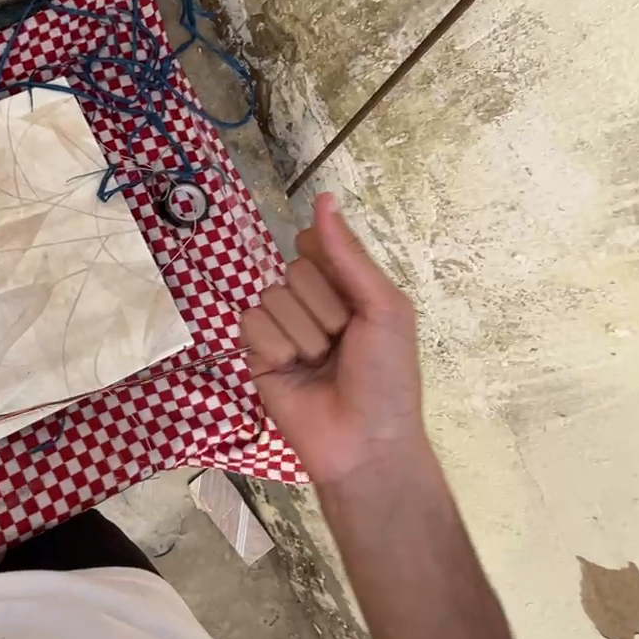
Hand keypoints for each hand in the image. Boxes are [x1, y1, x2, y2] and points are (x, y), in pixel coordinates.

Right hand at [242, 192, 426, 484]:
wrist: (362, 441)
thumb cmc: (387, 376)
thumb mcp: (383, 309)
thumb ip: (348, 255)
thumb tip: (323, 197)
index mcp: (343, 286)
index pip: (313, 244)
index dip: (329, 267)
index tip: (350, 298)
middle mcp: (308, 300)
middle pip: (294, 271)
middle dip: (323, 311)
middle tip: (342, 345)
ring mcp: (280, 325)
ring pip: (272, 298)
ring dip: (303, 336)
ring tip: (320, 365)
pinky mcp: (255, 350)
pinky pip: (251, 325)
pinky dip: (275, 349)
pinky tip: (292, 372)